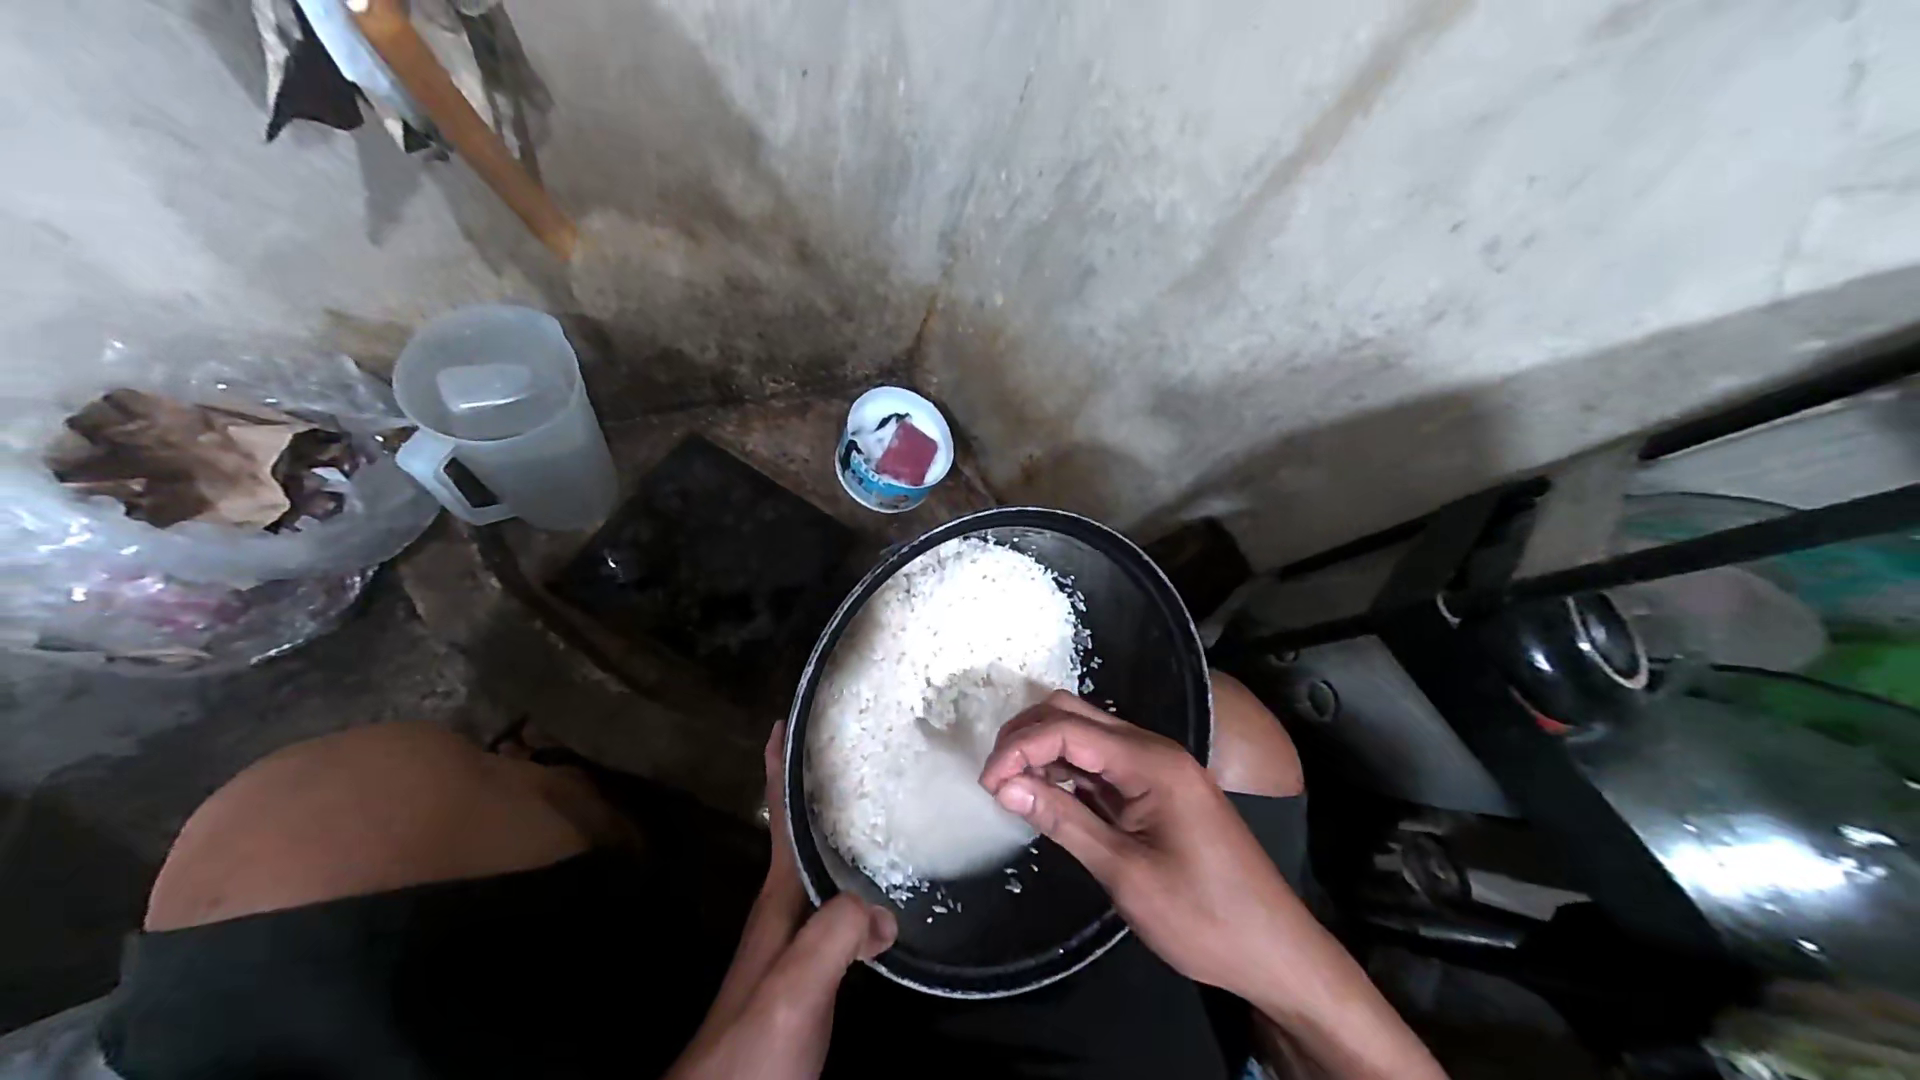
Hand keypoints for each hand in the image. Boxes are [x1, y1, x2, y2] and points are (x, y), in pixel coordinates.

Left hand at [667, 723, 896, 1079]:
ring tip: (873, 799)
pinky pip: (838, 901)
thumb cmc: (751, 1053)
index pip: (780, 817)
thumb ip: (833, 938)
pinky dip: (855, 878)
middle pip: (800, 830)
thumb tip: (879, 907)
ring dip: (838, 828)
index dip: (780, 768)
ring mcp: (797, 940)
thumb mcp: (793, 989)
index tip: (787, 723)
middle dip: (817, 786)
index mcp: (778, 901)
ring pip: (821, 863)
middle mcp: (786, 909)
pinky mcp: (813, 967)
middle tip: (851, 748)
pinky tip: (878, 884)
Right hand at [980, 693, 1446, 1079]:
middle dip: (1027, 736)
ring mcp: (1157, 765)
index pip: (1067, 728)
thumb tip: (1003, 784)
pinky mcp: (1156, 786)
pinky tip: (1049, 794)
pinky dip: (1068, 769)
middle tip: (996, 778)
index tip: (987, 785)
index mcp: (1151, 761)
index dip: (1019, 748)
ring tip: (1014, 787)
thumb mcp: (1124, 872)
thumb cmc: (1203, 917)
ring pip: (1086, 732)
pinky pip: (1102, 760)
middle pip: (1074, 714)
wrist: (1276, 952)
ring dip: (1045, 750)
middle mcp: (1154, 748)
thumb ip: (1062, 819)